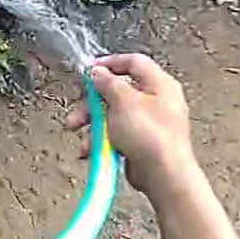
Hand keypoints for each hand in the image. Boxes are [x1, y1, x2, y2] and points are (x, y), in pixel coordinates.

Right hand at [66, 53, 197, 197]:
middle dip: (92, 101)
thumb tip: (98, 72)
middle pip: (117, 91)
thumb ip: (108, 83)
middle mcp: (155, 100)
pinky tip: (90, 149)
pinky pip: (116, 134)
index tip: (89, 70)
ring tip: (76, 131)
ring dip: (91, 122)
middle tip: (77, 109)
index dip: (109, 63)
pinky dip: (101, 139)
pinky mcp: (140, 142)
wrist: (163, 175)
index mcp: (159, 84)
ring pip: (112, 114)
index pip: (133, 63)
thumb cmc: (150, 136)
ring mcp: (148, 122)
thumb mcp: (123, 101)